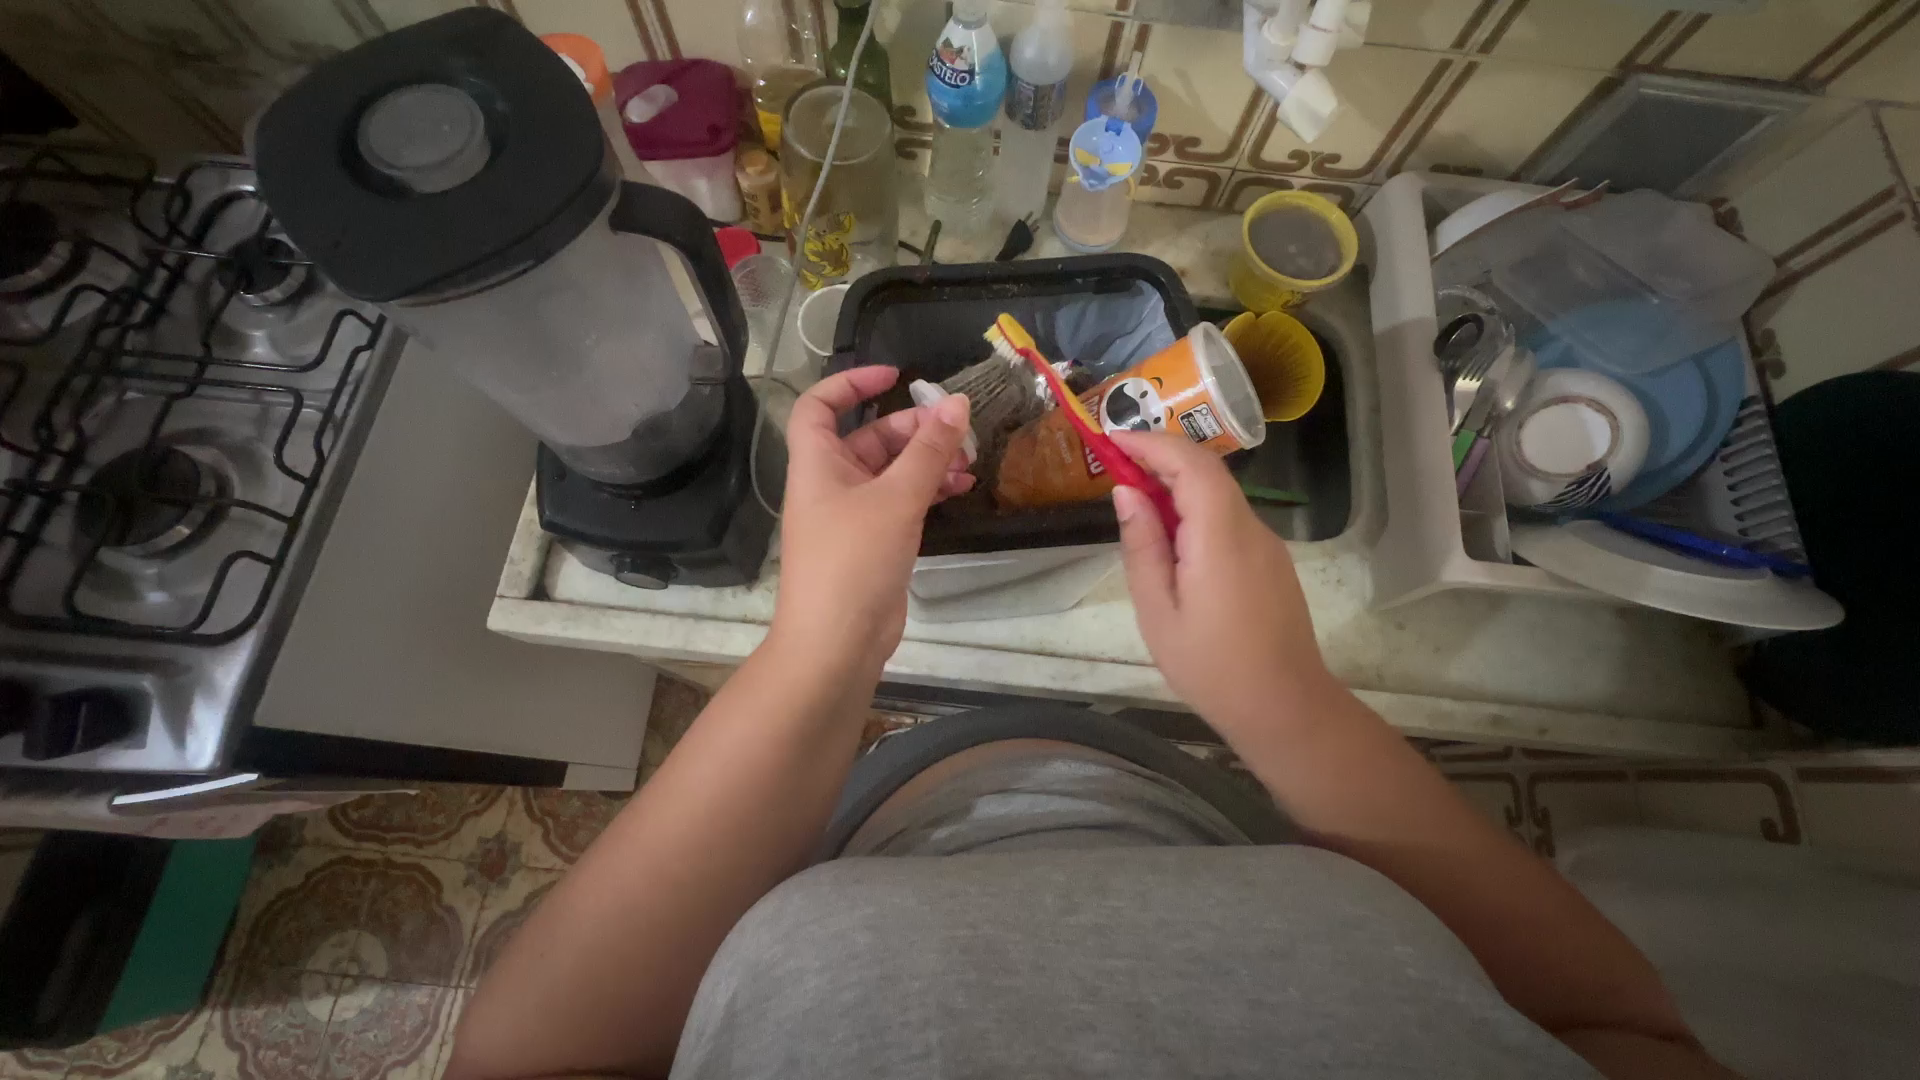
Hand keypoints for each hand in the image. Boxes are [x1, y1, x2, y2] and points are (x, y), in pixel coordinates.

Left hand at [769, 366, 972, 676]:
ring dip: (927, 462)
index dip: (850, 383)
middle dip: (912, 428)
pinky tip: (961, 488)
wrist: (837, 642)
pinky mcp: (874, 543)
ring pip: (891, 472)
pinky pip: (902, 502)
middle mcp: (831, 484)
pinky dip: (928, 492)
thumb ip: (929, 451)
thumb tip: (957, 403)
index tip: (894, 375)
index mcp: (817, 464)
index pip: (819, 406)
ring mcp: (853, 515)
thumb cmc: (854, 560)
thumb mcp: (896, 499)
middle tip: (955, 428)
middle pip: (868, 438)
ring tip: (968, 461)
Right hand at [1109, 431, 1337, 740]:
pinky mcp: (1272, 561)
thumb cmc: (1212, 667)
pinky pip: (1230, 520)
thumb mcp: (1158, 611)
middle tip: (1115, 468)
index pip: (1191, 465)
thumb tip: (1126, 493)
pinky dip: (1196, 512)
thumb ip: (1142, 546)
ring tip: (1136, 508)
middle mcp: (1251, 529)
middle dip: (1160, 459)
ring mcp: (1267, 544)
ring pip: (1219, 495)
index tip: (1112, 440)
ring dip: (1177, 487)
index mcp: (1221, 537)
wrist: (1285, 708)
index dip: (1151, 443)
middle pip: (1208, 473)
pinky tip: (1173, 542)